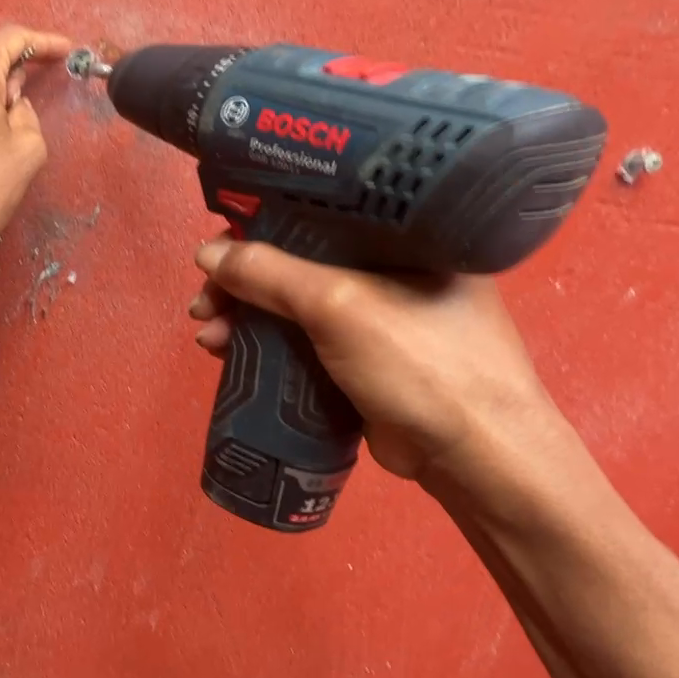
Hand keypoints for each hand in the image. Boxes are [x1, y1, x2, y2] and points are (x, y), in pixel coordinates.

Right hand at [188, 236, 556, 482]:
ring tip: (209, 338)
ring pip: (287, 304)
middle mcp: (393, 272)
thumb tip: (205, 252)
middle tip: (204, 307)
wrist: (474, 458)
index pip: (317, 218)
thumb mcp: (338, 306)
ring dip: (240, 316)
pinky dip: (258, 342)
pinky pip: (295, 338)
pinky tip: (226, 351)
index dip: (258, 231)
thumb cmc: (423, 366)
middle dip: (239, 285)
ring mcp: (375, 318)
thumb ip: (268, 274)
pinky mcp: (358, 358)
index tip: (218, 255)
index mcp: (408, 242)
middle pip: (292, 264)